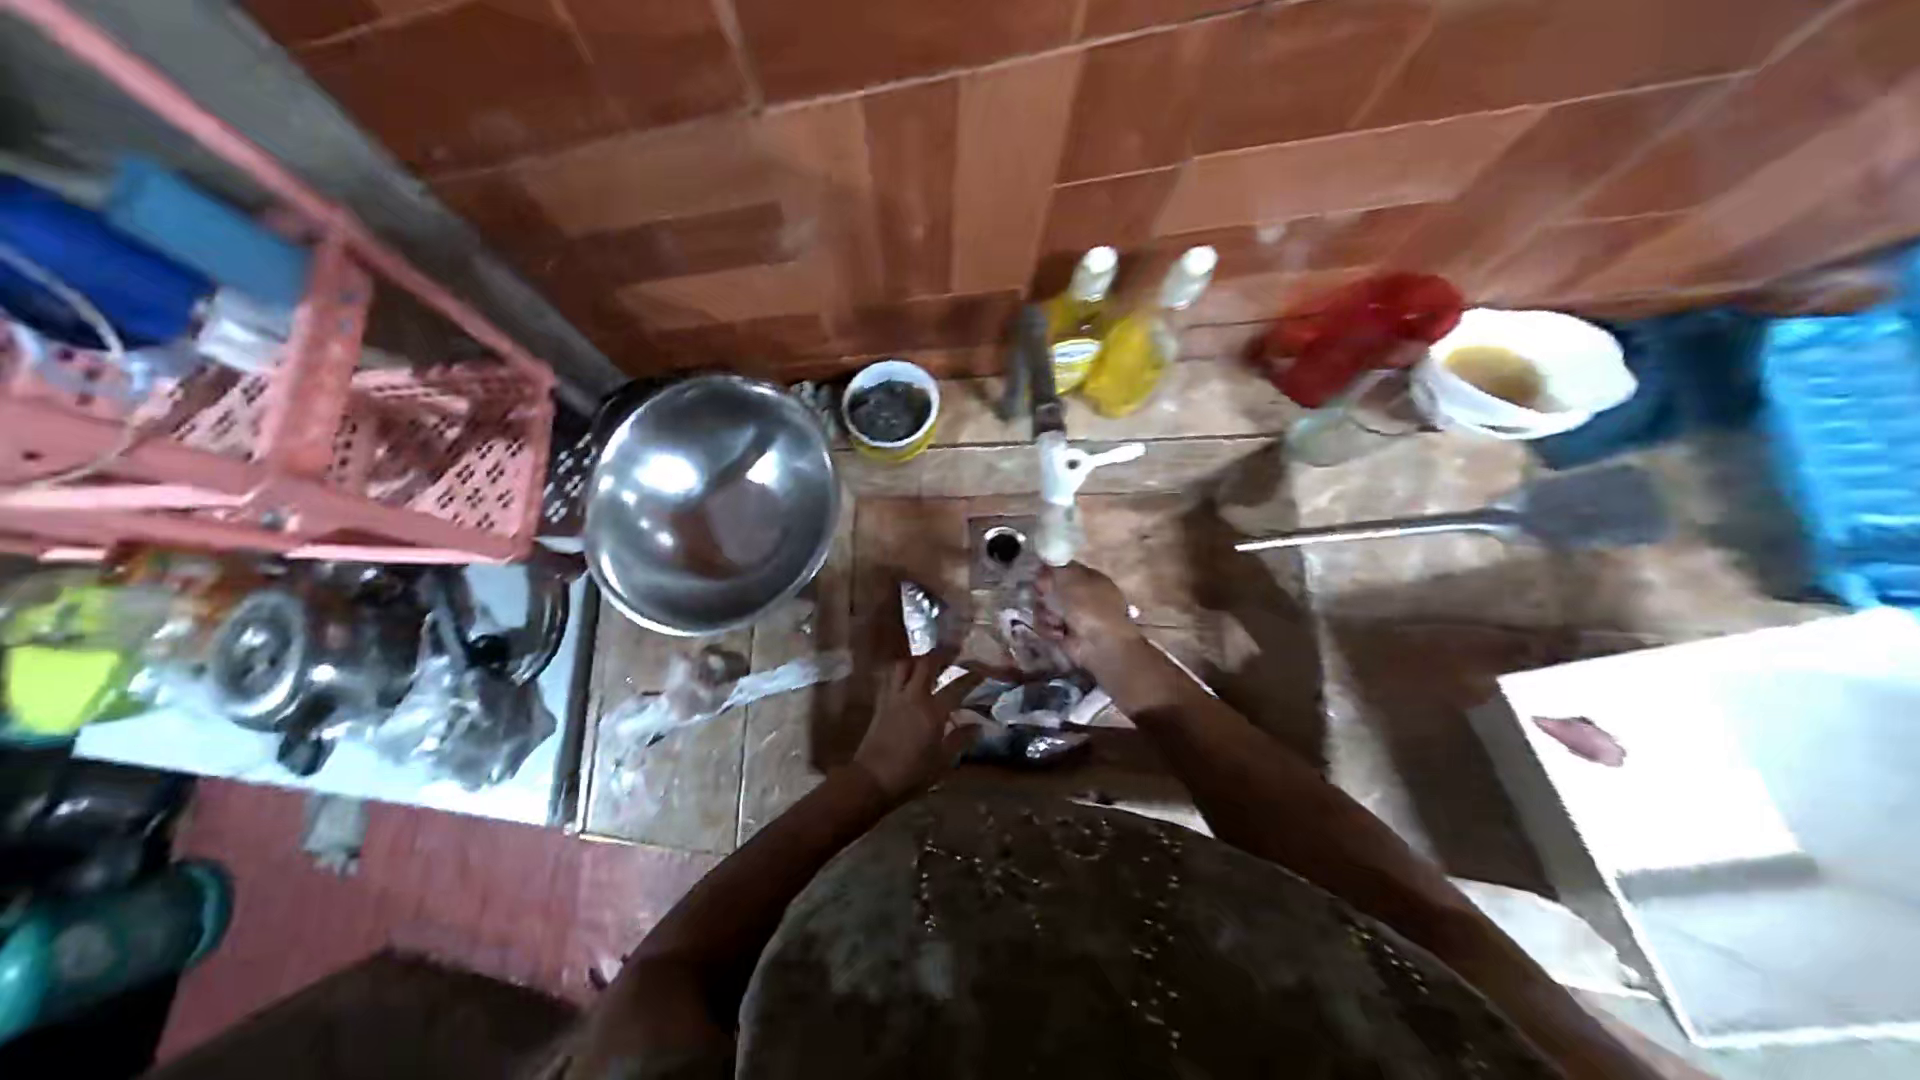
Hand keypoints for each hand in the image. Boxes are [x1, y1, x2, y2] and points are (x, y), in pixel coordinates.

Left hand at [852, 649, 984, 799]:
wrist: (872, 779)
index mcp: (933, 712)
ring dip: (917, 659)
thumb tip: (977, 726)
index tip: (981, 671)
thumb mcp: (943, 761)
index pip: (956, 688)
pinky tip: (906, 678)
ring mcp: (894, 698)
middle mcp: (913, 697)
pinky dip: (900, 672)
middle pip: (926, 664)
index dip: (970, 678)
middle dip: (941, 654)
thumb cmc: (912, 774)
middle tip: (953, 652)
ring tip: (927, 661)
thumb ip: (960, 739)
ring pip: (903, 665)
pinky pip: (890, 678)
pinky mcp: (880, 704)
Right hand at [1036, 562, 1144, 672]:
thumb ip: (1055, 568)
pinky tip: (1059, 633)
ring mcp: (1070, 615)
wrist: (1100, 644)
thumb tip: (1042, 568)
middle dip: (1045, 595)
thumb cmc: (1090, 606)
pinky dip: (1048, 629)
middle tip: (1047, 598)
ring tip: (1057, 621)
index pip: (1062, 569)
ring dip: (1046, 614)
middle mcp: (1079, 595)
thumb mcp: (1072, 579)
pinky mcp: (1062, 632)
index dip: (1049, 572)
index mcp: (1088, 578)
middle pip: (1048, 588)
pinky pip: (1043, 624)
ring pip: (1043, 607)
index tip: (1042, 577)